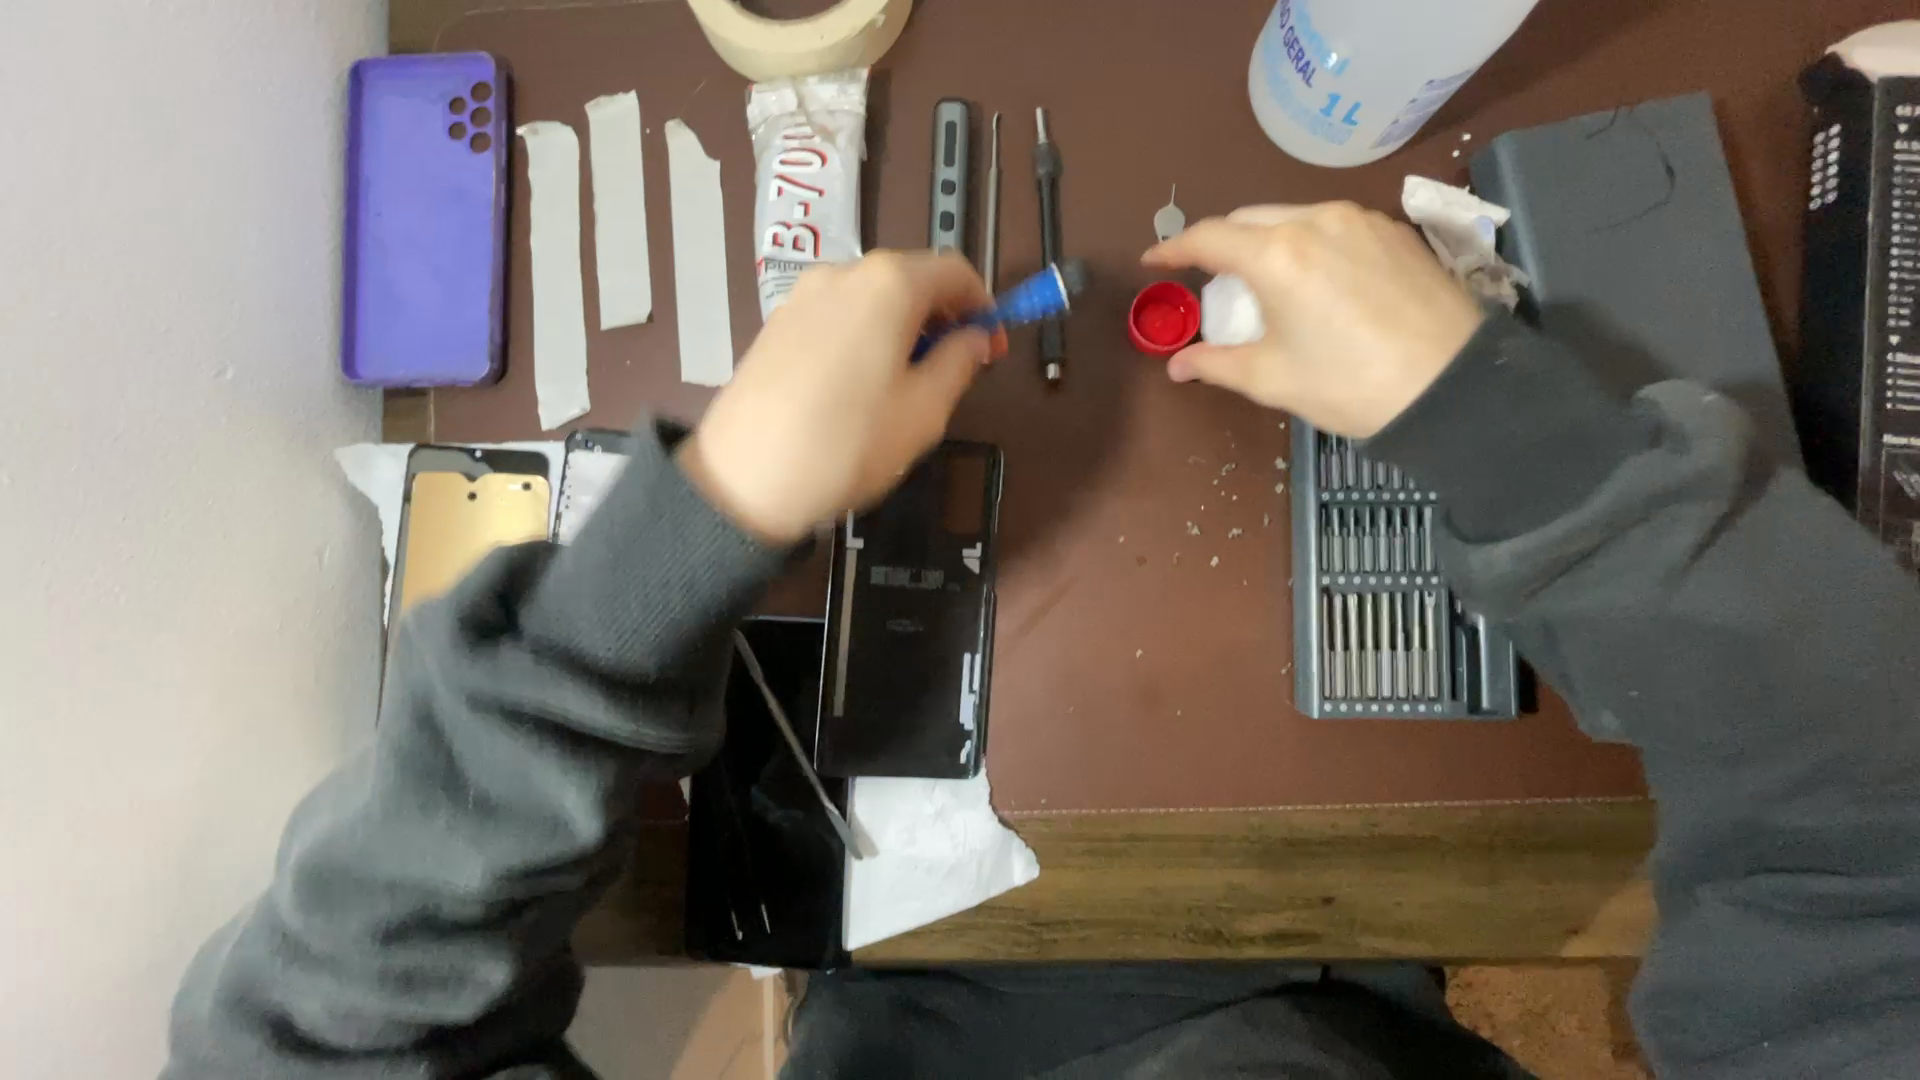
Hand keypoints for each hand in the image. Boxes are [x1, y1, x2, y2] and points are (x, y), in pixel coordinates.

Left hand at [678, 251, 999, 544]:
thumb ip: (959, 362)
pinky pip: (838, 316)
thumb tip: (974, 338)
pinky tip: (862, 385)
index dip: (983, 305)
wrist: (745, 477)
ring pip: (872, 298)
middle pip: (910, 278)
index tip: (993, 346)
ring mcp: (802, 296)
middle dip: (942, 316)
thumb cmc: (850, 443)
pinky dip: (865, 335)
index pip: (954, 270)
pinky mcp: (776, 324)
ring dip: (903, 327)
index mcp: (889, 284)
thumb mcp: (924, 410)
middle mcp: (843, 273)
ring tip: (908, 382)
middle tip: (956, 367)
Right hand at [1142, 203, 1484, 436]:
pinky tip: (1311, 278)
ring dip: (1262, 240)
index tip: (1154, 262)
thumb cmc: (1348, 385)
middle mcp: (1315, 222)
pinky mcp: (1392, 230)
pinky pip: (1330, 224)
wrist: (1451, 386)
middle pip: (1247, 218)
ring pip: (1290, 216)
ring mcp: (1359, 220)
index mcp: (1276, 257)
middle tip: (1207, 279)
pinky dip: (1303, 242)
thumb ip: (1214, 363)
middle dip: (1218, 243)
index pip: (1208, 237)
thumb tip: (1176, 365)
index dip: (1173, 248)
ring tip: (1261, 280)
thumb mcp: (1270, 379)